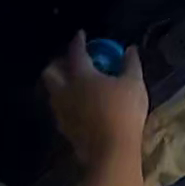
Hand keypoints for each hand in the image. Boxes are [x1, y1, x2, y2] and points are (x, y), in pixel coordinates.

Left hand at [43, 31, 147, 175]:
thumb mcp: (134, 83)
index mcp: (81, 75)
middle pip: (50, 72)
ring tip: (77, 82)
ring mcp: (62, 111)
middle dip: (59, 62)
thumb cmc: (124, 111)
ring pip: (52, 91)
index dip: (78, 41)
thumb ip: (130, 63)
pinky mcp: (64, 128)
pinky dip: (67, 99)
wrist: (111, 150)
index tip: (81, 34)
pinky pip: (60, 107)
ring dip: (61, 82)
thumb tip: (129, 49)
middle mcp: (65, 91)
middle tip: (74, 61)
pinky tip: (81, 103)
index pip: (76, 52)